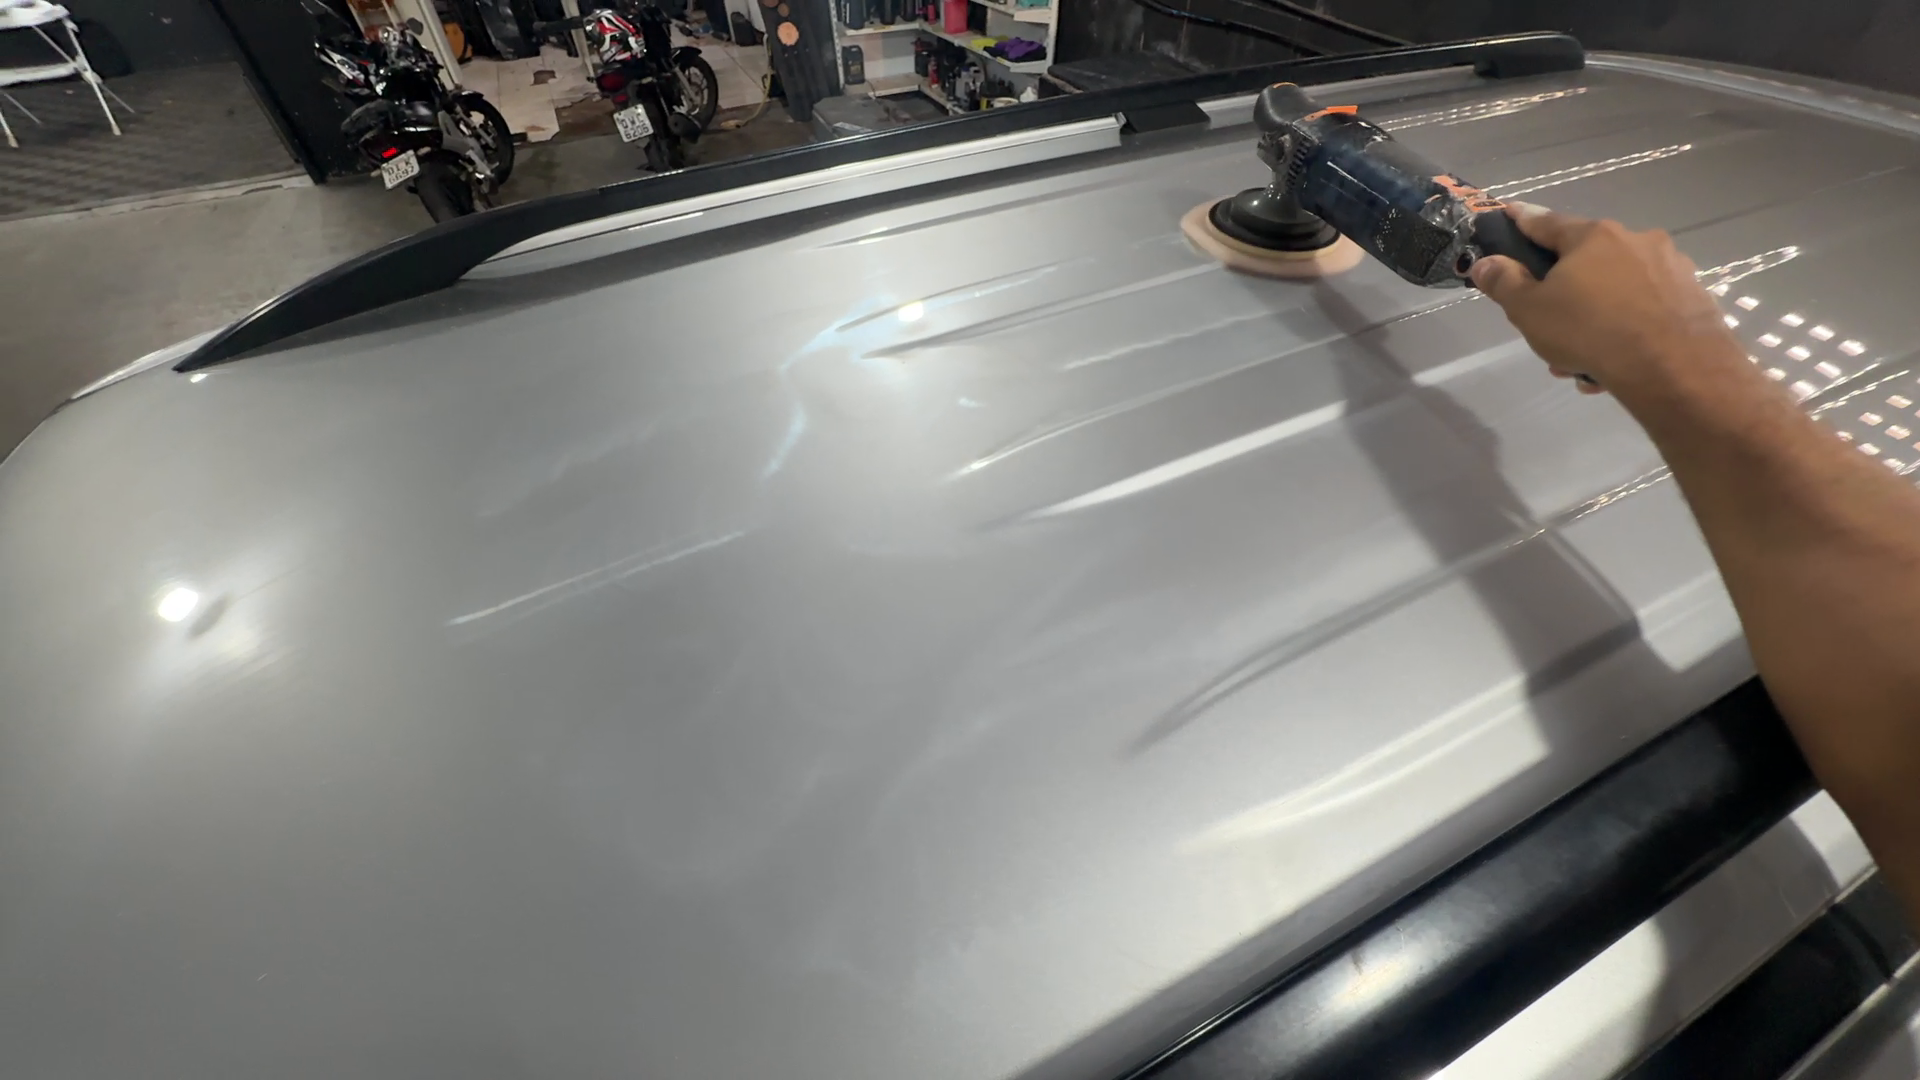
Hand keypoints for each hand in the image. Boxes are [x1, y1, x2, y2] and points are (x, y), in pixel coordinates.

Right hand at [1468, 204, 1744, 399]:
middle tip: (1542, 322)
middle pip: (1582, 259)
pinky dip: (1620, 326)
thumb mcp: (1528, 309)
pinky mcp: (1688, 291)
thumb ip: (1503, 282)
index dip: (1523, 220)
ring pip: (1611, 287)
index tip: (1510, 213)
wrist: (1671, 363)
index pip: (1547, 222)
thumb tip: (1485, 262)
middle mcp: (1634, 240)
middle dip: (1560, 288)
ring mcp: (1667, 264)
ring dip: (1589, 314)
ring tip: (1575, 356)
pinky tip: (1607, 359)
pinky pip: (1639, 306)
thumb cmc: (1587, 329)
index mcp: (1591, 238)